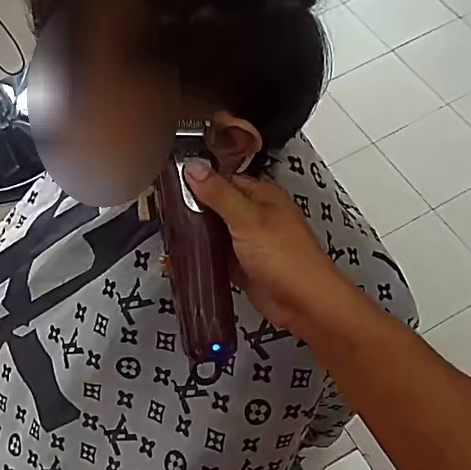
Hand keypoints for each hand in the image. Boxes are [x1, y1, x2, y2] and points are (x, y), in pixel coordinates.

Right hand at [184, 158, 348, 332]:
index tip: (173, 182)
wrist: (304, 303)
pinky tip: (187, 260)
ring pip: (217, 234)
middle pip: (218, 206)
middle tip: (167, 211)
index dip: (200, 179)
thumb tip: (195, 167)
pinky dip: (205, 259)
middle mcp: (257, 218)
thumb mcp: (247, 218)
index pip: (225, 178)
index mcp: (263, 197)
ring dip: (198, 236)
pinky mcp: (245, 268)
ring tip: (171, 235)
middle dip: (195, 210)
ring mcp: (251, 243)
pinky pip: (220, 259)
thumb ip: (219, 193)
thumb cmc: (290, 259)